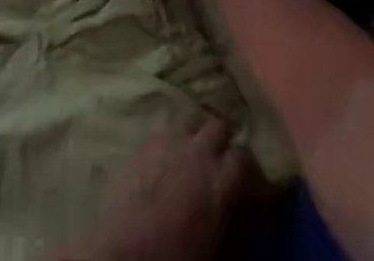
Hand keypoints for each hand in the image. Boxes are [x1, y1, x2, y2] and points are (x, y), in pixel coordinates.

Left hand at [63, 119, 253, 260]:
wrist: (129, 247)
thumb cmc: (178, 252)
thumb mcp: (215, 237)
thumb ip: (227, 208)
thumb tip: (234, 199)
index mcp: (220, 180)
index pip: (243, 155)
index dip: (244, 161)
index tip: (243, 170)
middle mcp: (198, 153)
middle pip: (218, 126)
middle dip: (221, 136)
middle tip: (218, 151)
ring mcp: (170, 143)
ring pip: (189, 125)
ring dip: (193, 136)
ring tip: (189, 153)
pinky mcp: (145, 143)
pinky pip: (164, 134)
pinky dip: (169, 143)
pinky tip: (164, 158)